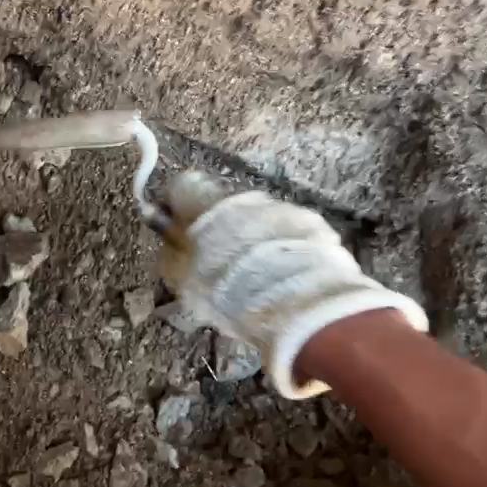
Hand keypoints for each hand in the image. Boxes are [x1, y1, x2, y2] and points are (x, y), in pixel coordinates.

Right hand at [158, 172, 426, 398]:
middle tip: (214, 263)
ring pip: (257, 221)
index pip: (180, 186)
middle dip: (217, 229)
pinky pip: (289, 236)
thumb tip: (171, 244)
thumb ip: (173, 254)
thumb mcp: (180, 278)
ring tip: (253, 278)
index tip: (176, 232)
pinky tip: (280, 281)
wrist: (292, 300)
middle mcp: (243, 197)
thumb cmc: (223, 286)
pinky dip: (281, 253)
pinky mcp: (315, 227)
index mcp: (204, 202)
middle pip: (222, 205)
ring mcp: (282, 208)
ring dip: (250, 242)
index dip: (175, 208)